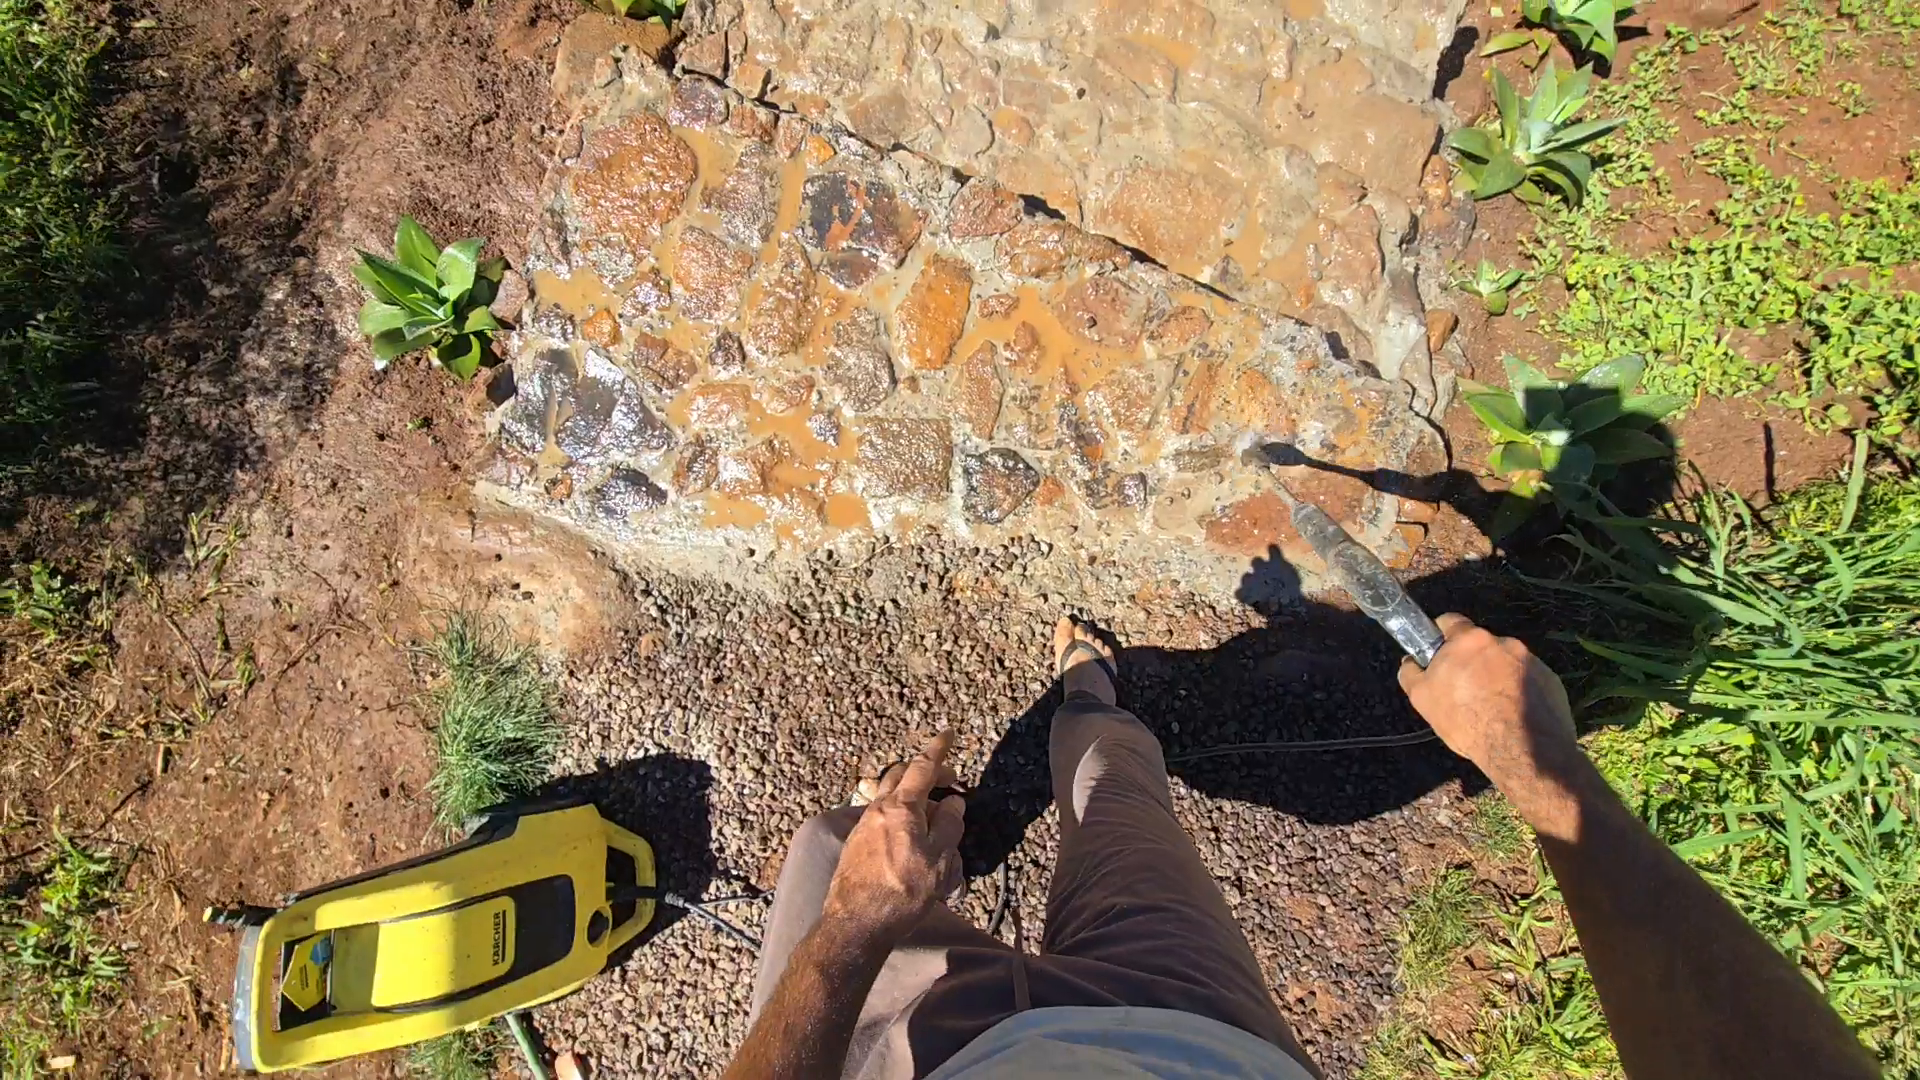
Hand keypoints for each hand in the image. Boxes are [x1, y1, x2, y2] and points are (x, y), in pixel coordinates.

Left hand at [821, 730, 966, 947]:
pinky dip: (899, 812)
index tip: (948, 734)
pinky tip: (908, 834)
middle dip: (925, 769)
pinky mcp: (856, 843)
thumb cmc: (901, 892)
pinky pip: (881, 814)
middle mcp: (878, 808)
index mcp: (901, 807)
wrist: (855, 924)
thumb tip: (952, 801)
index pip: (922, 767)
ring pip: (889, 794)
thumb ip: (948, 826)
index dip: (938, 749)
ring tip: (931, 812)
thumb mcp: (939, 861)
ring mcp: (863, 825)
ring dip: (912, 793)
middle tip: (947, 778)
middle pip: (901, 775)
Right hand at [1399, 614, 1578, 789]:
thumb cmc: (1465, 718)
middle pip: (1480, 645)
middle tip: (1462, 688)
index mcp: (1470, 640)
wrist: (1523, 751)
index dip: (1440, 637)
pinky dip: (1518, 690)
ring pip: (1504, 662)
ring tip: (1491, 706)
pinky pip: (1527, 679)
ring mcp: (1533, 661)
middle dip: (1470, 660)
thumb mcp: (1421, 697)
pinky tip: (1512, 713)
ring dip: (1495, 675)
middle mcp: (1504, 643)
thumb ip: (1411, 672)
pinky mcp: (1553, 681)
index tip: (1437, 655)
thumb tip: (1412, 662)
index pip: (1450, 621)